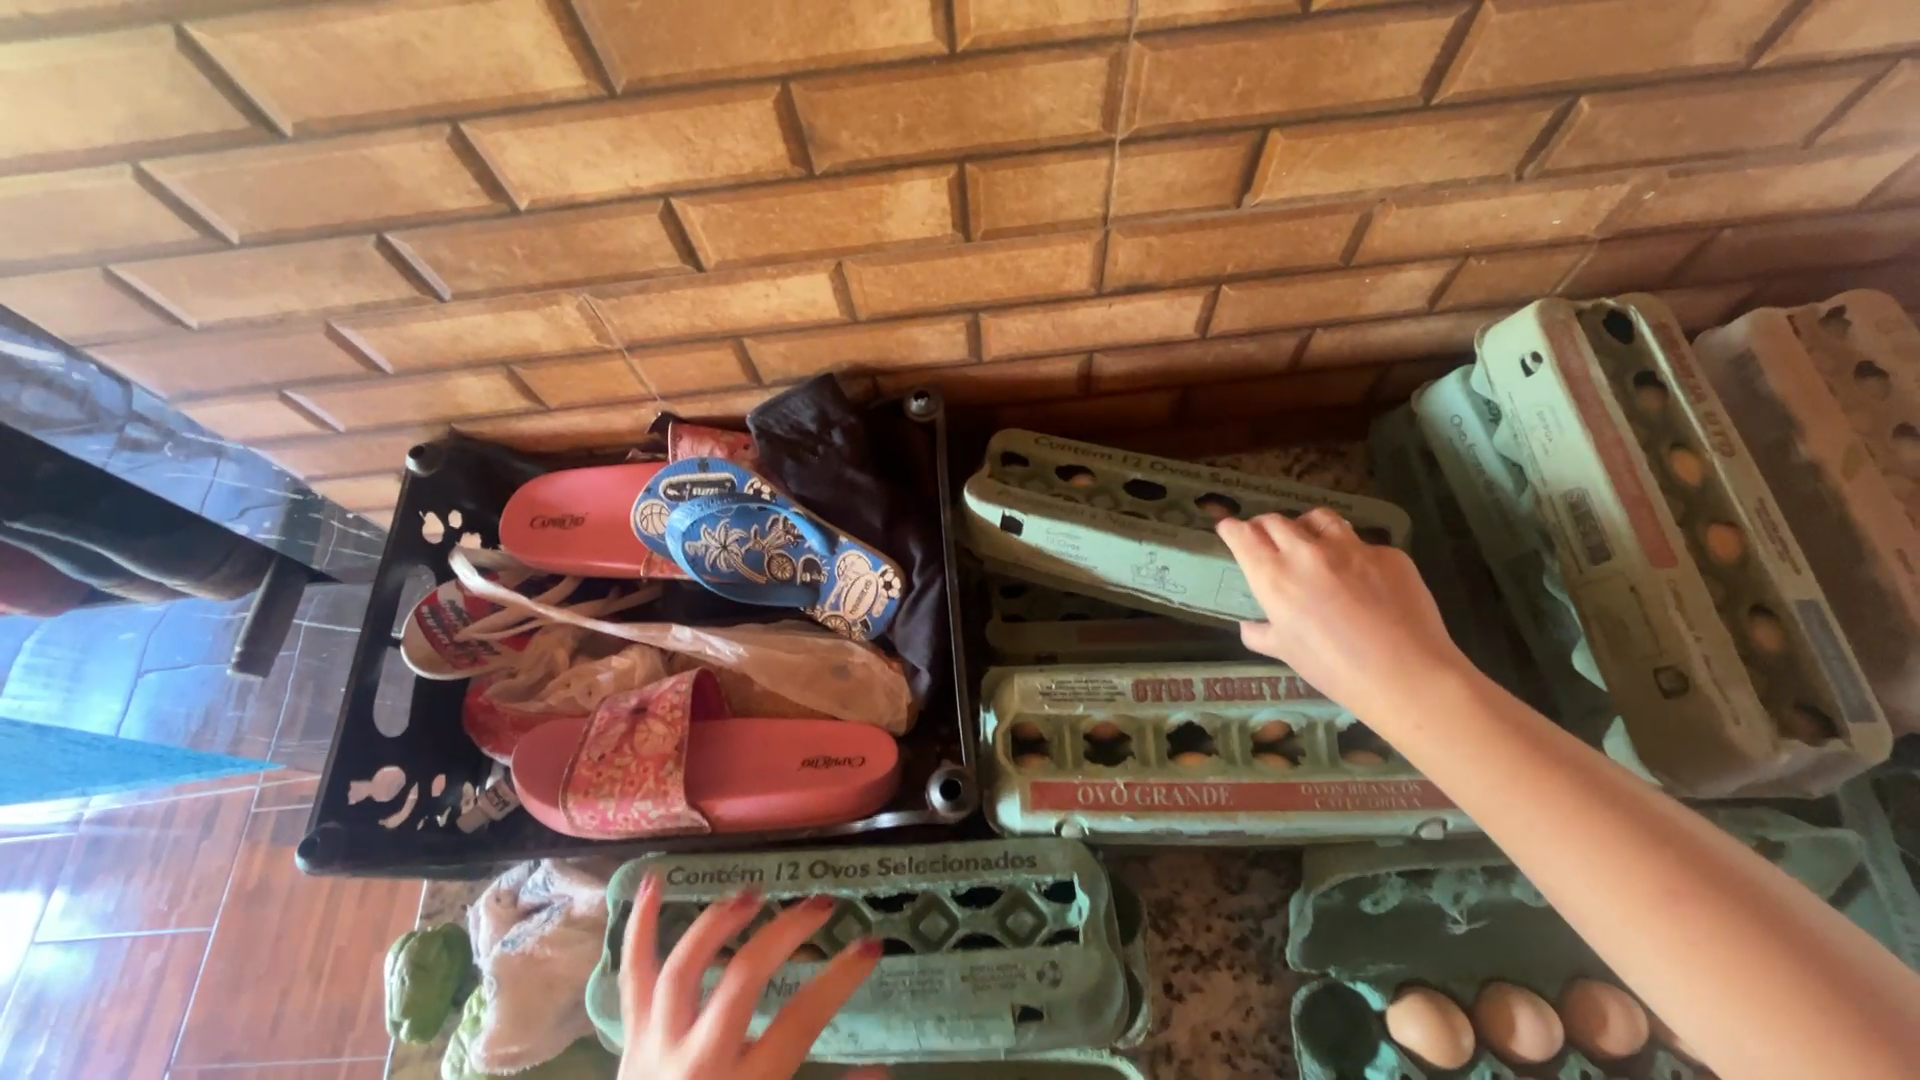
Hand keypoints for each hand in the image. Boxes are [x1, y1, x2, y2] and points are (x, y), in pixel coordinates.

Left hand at [619, 874, 885, 1079]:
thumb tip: (882, 1070)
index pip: (799, 1021)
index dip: (839, 980)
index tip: (871, 946)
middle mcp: (698, 1058)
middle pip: (741, 979)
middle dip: (784, 934)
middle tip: (821, 904)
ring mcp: (656, 1044)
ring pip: (684, 968)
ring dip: (718, 923)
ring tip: (753, 895)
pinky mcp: (630, 1039)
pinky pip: (632, 977)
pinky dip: (637, 927)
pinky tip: (650, 882)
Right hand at [1217, 509, 1468, 721]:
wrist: (1405, 673)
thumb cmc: (1334, 669)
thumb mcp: (1286, 653)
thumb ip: (1262, 634)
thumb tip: (1250, 626)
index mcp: (1274, 577)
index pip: (1243, 536)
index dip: (1232, 529)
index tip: (1229, 529)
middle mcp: (1307, 553)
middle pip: (1276, 521)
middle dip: (1264, 526)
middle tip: (1265, 538)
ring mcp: (1351, 548)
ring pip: (1318, 519)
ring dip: (1305, 526)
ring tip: (1309, 541)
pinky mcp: (1388, 553)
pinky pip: (1361, 544)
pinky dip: (1350, 553)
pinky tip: (1359, 577)